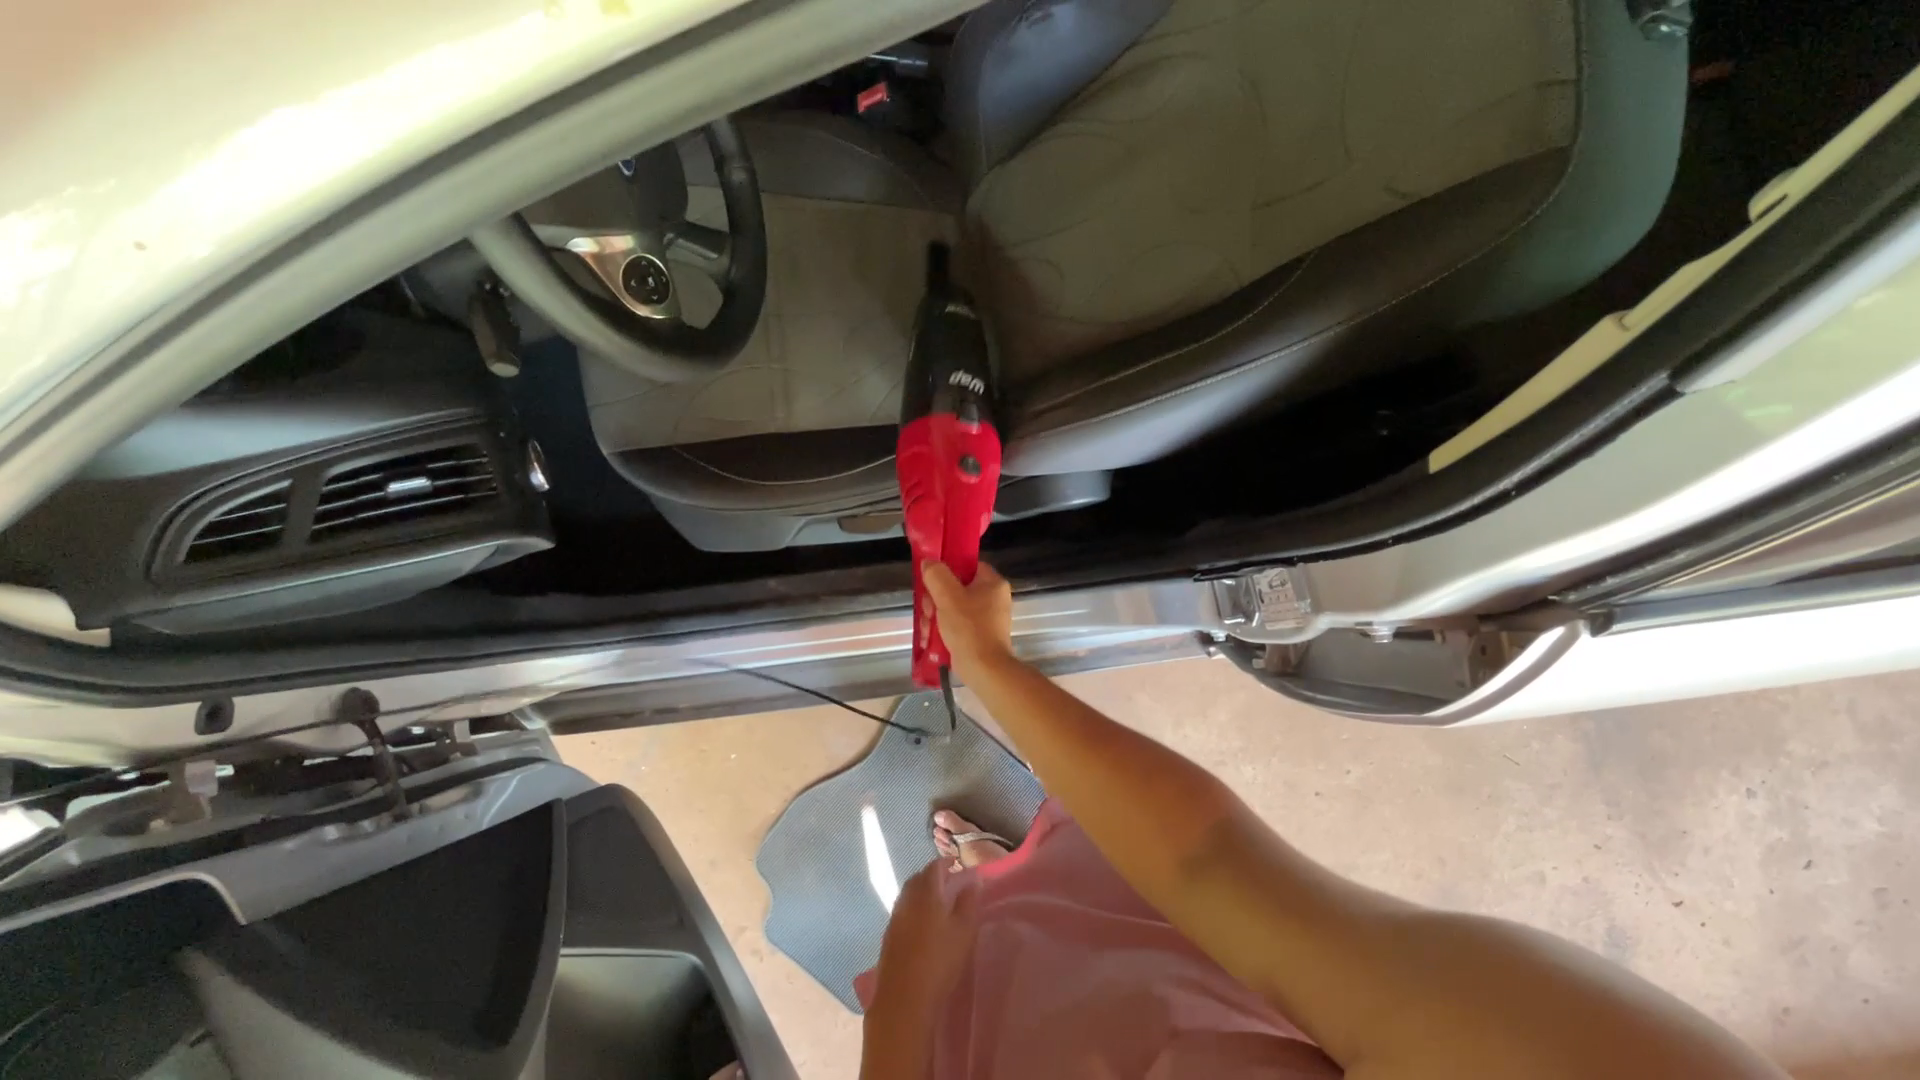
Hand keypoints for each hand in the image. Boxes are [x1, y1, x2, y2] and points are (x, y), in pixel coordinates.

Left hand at [872, 862, 980, 1014]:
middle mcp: (906, 900)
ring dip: (921, 892)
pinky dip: (914, 908)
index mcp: (925, 893)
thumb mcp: (964, 930)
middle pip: (918, 879)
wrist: (904, 998)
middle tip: (949, 881)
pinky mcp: (889, 937)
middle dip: (932, 875)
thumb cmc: (940, 961)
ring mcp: (894, 919)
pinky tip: (923, 923)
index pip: (934, 868)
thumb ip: (969, 901)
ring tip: (938, 901)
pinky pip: (902, 911)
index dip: (945, 862)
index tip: (957, 864)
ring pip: (908, 895)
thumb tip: (973, 877)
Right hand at [921, 561, 1014, 683]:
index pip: (967, 565)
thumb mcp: (948, 596)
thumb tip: (928, 562)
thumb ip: (936, 575)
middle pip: (955, 587)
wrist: (984, 669)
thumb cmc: (969, 628)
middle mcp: (993, 598)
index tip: (929, 581)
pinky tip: (930, 638)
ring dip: (935, 616)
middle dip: (935, 600)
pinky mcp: (979, 635)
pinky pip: (956, 624)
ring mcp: (987, 618)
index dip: (946, 570)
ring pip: (952, 607)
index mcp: (992, 583)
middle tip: (928, 611)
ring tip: (928, 629)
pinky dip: (943, 629)